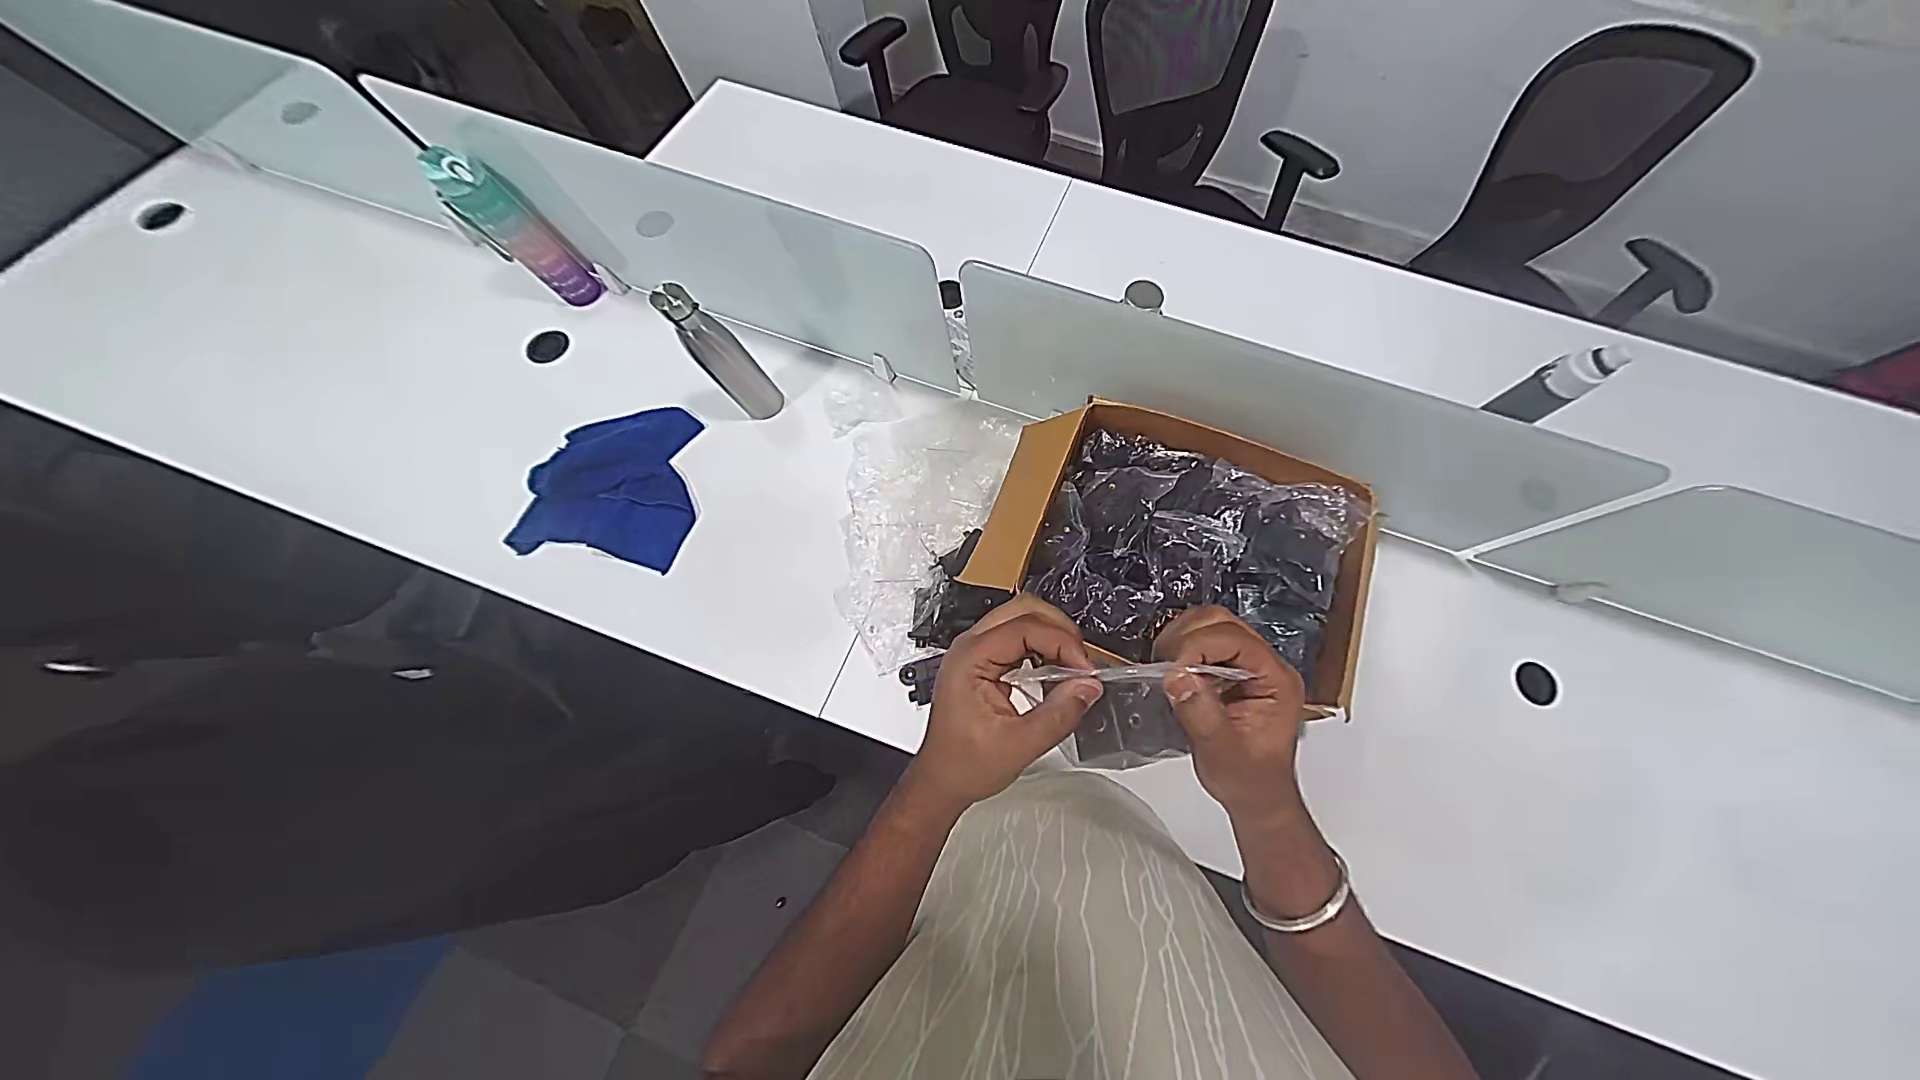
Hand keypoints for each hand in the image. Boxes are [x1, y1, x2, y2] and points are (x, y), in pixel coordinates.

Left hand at [905, 595, 1103, 812]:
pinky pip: (1019, 638)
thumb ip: (1058, 715)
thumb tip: (1088, 687)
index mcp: (970, 658)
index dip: (1062, 643)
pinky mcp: (984, 661)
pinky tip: (1054, 674)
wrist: (942, 779)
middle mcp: (970, 647)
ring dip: (1052, 638)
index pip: (1025, 627)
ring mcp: (976, 651)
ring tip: (1070, 670)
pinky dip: (1042, 649)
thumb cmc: (963, 763)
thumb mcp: (1019, 745)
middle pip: (1023, 610)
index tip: (1083, 669)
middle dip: (1059, 630)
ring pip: (1022, 619)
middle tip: (1080, 662)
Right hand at [1154, 606, 1308, 825]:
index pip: (1234, 639)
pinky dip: (1180, 648)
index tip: (1172, 669)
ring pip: (1210, 624)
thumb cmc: (1249, 780)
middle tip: (1165, 664)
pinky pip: (1201, 640)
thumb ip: (1201, 714)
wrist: (1255, 796)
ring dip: (1181, 639)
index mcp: (1276, 681)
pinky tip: (1173, 673)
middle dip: (1186, 637)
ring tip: (1168, 669)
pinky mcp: (1229, 669)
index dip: (1197, 646)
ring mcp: (1247, 665)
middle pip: (1222, 622)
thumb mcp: (1221, 753)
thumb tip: (1176, 675)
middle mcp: (1264, 666)